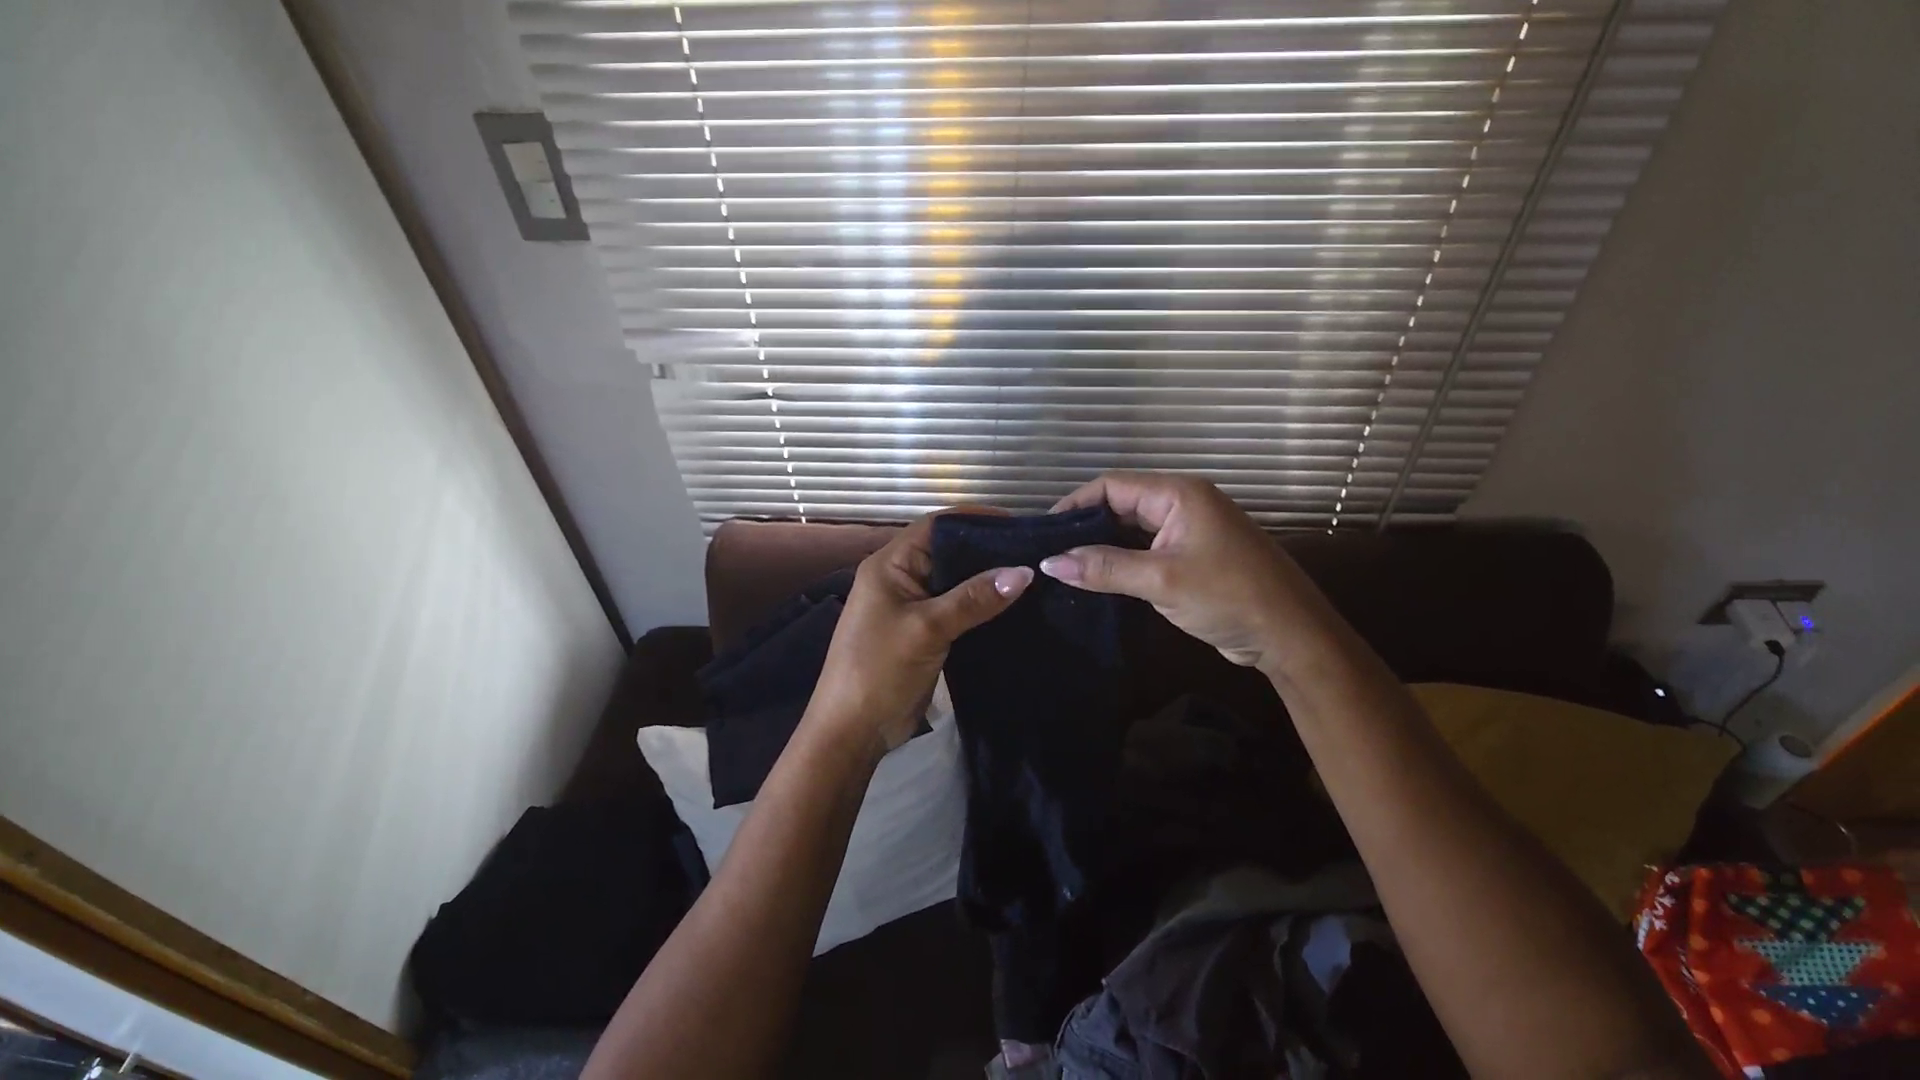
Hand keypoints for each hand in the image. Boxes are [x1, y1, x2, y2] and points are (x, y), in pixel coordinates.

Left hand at [803, 511, 1033, 760]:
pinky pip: (958, 609)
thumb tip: (1025, 572)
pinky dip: (982, 607)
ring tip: (1035, 577)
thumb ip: (974, 599)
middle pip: (950, 552)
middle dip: (989, 551)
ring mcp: (913, 607)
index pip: (937, 526)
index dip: (976, 520)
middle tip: (1036, 553)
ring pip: (957, 582)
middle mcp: (901, 578)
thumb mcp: (928, 629)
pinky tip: (1015, 609)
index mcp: (890, 565)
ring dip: (988, 581)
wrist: (853, 731)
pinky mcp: (925, 634)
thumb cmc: (879, 670)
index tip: (1020, 526)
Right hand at [1039, 471, 1329, 672]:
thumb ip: (1104, 568)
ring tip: (1064, 569)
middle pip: (1122, 505)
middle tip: (1048, 553)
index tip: (1042, 532)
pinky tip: (1097, 583)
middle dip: (1085, 527)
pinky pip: (1148, 552)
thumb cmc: (1229, 596)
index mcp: (1180, 494)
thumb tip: (1049, 562)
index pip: (1113, 485)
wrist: (1290, 635)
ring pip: (1134, 531)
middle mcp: (1184, 504)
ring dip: (1103, 548)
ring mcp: (1191, 532)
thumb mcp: (1161, 580)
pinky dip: (1123, 564)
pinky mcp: (1194, 559)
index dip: (1075, 504)